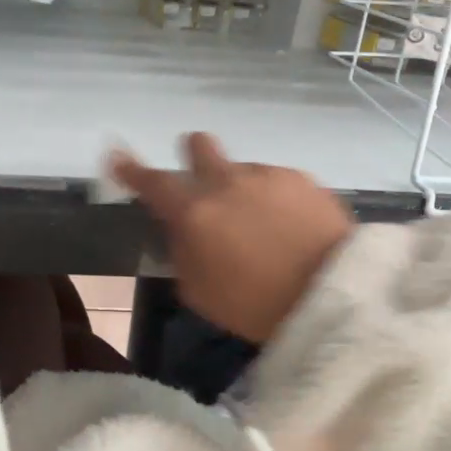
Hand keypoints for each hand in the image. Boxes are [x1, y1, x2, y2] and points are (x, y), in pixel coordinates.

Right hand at [112, 134, 355, 344]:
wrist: (333, 297)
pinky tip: (293, 228)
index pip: (151, 181)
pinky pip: (277, 182)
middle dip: (194, 156)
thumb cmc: (255, 305)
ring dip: (243, 190)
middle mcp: (226, 183)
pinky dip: (277, 200)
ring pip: (243, 170)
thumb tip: (179, 231)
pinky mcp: (303, 179)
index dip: (130, 168)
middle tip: (205, 185)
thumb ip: (181, 254)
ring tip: (266, 228)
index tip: (117, 155)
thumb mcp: (199, 291)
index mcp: (193, 213)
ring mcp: (267, 176)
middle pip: (198, 145)